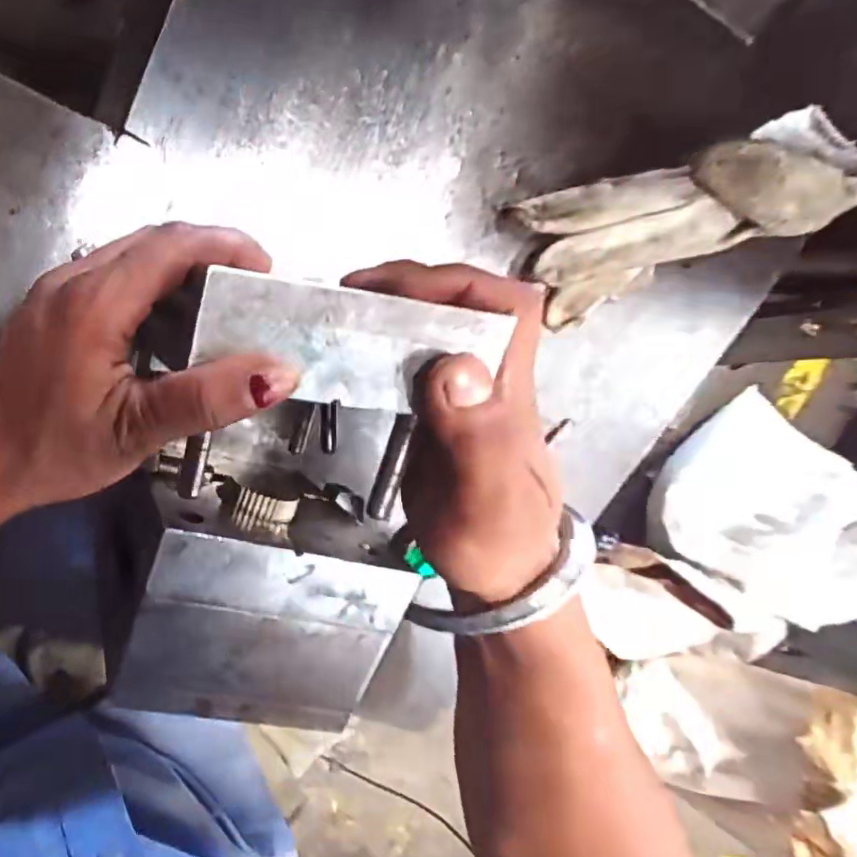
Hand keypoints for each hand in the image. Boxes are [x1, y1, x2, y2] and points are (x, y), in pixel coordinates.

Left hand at [0, 224, 301, 513]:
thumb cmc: (53, 452)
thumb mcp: (135, 431)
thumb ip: (205, 398)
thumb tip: (277, 373)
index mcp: (93, 304)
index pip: (171, 245)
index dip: (225, 245)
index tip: (264, 268)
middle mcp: (68, 282)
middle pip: (149, 240)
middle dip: (206, 252)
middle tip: (246, 288)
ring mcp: (50, 291)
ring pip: (125, 254)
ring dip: (175, 266)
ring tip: (214, 303)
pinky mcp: (42, 308)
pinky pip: (103, 274)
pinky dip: (144, 283)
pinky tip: (161, 321)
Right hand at [341, 262, 560, 603]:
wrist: (500, 575)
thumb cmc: (497, 540)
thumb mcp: (489, 496)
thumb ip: (477, 434)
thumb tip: (454, 365)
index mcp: (510, 392)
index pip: (504, 305)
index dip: (453, 282)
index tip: (394, 288)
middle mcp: (491, 382)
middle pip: (468, 306)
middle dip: (413, 287)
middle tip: (352, 297)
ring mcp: (464, 398)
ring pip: (440, 330)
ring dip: (396, 312)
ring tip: (346, 317)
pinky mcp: (439, 416)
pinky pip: (417, 363)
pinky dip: (387, 347)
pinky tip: (356, 355)